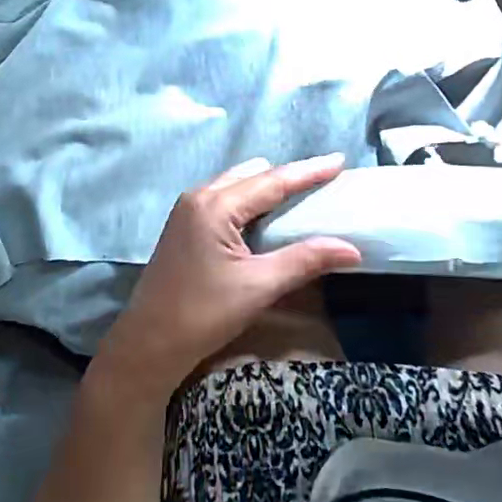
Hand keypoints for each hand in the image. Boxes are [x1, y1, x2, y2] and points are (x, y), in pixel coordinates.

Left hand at [95, 155, 362, 396]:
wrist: (149, 343)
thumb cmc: (203, 314)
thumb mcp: (259, 287)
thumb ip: (305, 260)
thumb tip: (352, 249)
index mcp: (215, 206)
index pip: (272, 180)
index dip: (308, 170)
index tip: (339, 159)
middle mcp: (199, 196)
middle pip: (253, 174)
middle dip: (287, 177)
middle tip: (322, 187)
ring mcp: (187, 209)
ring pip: (236, 183)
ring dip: (266, 188)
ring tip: (299, 201)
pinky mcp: (183, 224)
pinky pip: (224, 198)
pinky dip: (248, 202)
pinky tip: (265, 220)